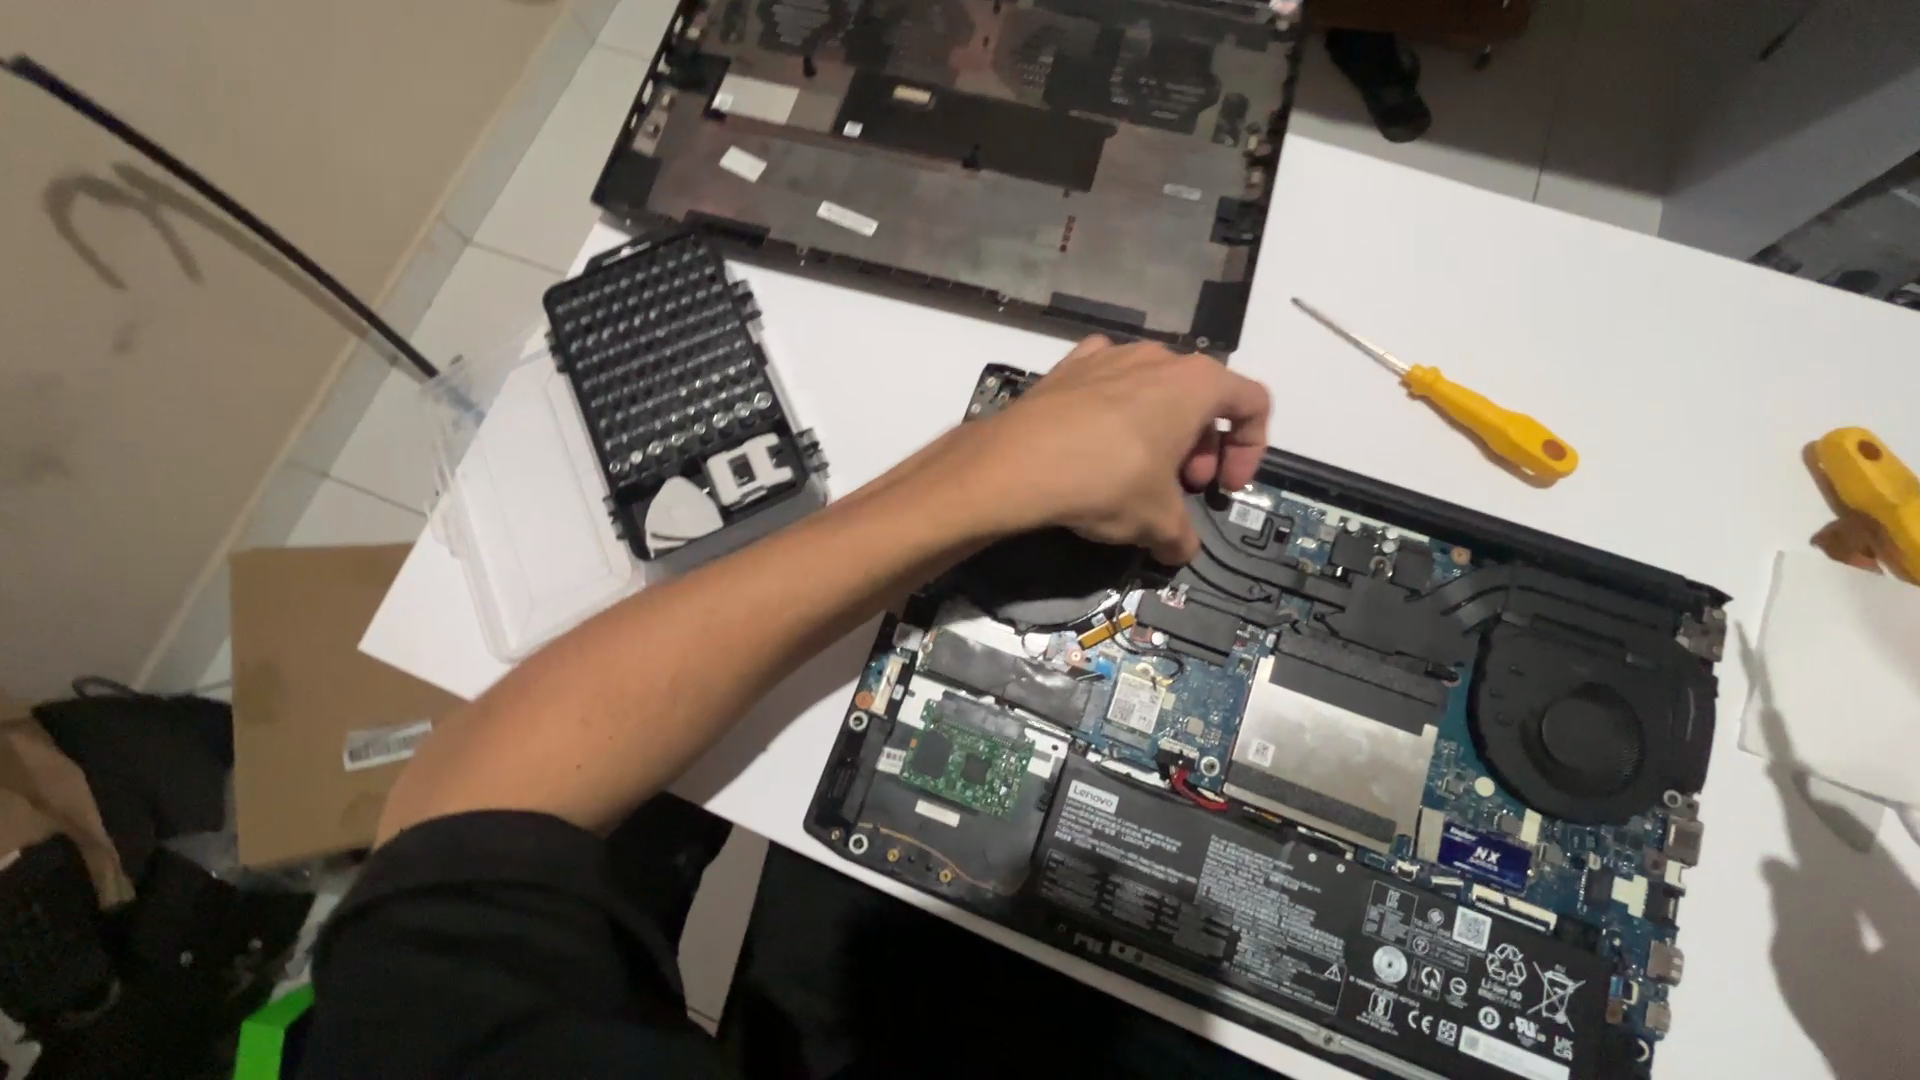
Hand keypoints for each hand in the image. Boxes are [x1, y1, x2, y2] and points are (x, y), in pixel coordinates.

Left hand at [953, 336, 1270, 562]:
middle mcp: (1157, 357)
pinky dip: (1114, 412)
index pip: (1251, 403)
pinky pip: (1107, 385)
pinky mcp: (1068, 366)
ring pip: (1153, 391)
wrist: (1017, 463)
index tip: (1224, 487)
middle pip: (1200, 399)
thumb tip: (1179, 551)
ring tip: (1137, 472)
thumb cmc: (1106, 482)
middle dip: (1199, 448)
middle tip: (1180, 488)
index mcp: (1196, 383)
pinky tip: (1096, 444)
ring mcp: (1109, 354)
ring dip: (1158, 431)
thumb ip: (1182, 536)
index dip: (1250, 450)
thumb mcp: (1157, 521)